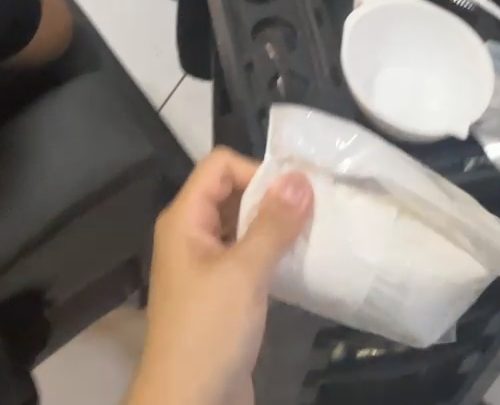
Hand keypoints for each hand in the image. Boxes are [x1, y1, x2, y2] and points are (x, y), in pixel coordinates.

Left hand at [128, 149, 312, 404]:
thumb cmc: (208, 332)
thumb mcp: (244, 273)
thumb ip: (272, 224)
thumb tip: (300, 178)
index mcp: (185, 219)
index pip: (220, 166)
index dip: (256, 171)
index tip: (296, 192)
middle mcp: (192, 235)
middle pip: (232, 193)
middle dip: (271, 197)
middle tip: (314, 209)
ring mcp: (205, 266)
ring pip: (242, 226)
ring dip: (274, 227)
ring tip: (314, 233)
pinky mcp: (221, 294)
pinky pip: (247, 257)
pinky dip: (271, 254)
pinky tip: (300, 263)